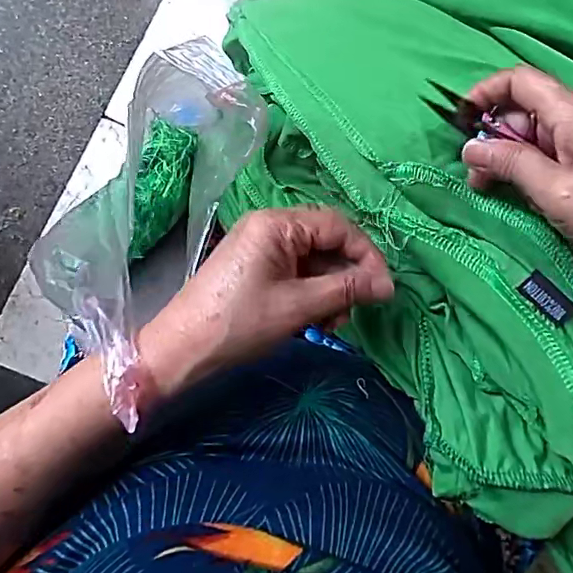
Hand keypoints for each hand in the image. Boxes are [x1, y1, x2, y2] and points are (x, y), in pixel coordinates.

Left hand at [137, 206, 393, 398]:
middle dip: (345, 279)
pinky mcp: (257, 267)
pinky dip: (310, 296)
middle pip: (327, 243)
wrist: (182, 349)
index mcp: (278, 224)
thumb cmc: (240, 323)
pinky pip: (296, 273)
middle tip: (349, 314)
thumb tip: (389, 285)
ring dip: (329, 292)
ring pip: (314, 262)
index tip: (384, 289)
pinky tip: (310, 322)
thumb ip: (347, 290)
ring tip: (326, 324)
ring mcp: (262, 247)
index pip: (339, 226)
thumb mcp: (299, 306)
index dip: (367, 256)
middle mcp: (270, 226)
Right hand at [459, 66, 572, 305]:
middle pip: (522, 110)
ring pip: (532, 136)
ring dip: (505, 157)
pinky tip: (519, 194)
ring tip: (488, 189)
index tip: (460, 122)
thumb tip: (470, 146)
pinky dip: (525, 170)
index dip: (485, 93)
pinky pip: (548, 156)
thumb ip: (510, 163)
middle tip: (474, 174)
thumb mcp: (555, 191)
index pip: (519, 80)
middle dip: (491, 135)